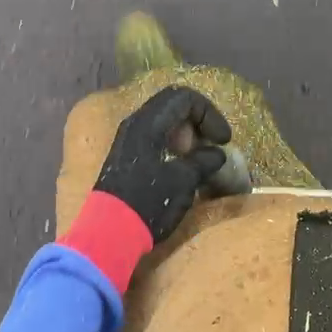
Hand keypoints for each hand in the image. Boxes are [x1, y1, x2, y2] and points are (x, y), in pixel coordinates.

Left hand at [93, 86, 233, 243]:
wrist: (108, 234)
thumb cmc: (147, 204)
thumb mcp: (182, 182)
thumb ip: (202, 162)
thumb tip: (216, 154)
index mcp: (149, 123)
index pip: (184, 98)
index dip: (209, 113)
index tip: (223, 139)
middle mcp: (136, 122)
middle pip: (172, 102)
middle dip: (198, 118)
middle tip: (212, 141)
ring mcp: (128, 137)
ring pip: (162, 118)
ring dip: (185, 130)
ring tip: (198, 154)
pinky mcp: (125, 153)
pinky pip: (154, 133)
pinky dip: (172, 140)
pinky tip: (180, 163)